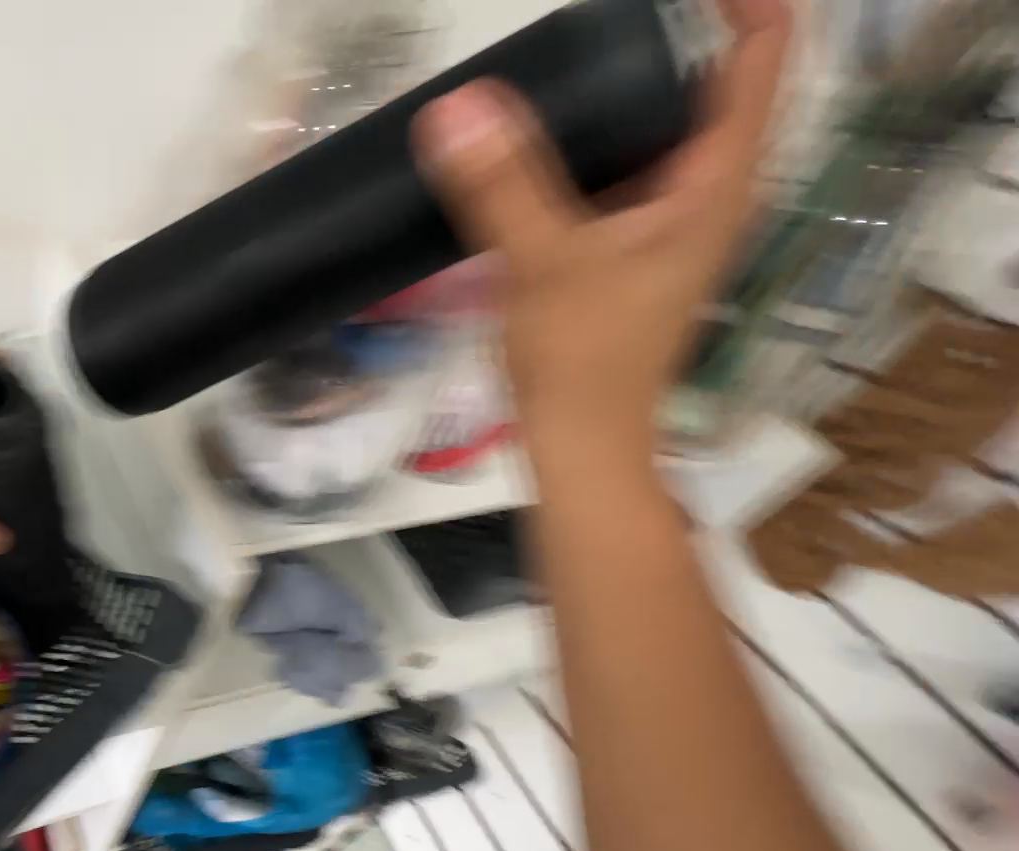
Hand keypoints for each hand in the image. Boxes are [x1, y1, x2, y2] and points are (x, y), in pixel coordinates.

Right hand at [412, 0, 792, 446]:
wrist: (578, 441)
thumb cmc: (581, 356)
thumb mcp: (541, 262)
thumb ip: (501, 185)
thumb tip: (456, 108)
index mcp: (717, 180)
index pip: (760, 52)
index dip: (730, 2)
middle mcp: (703, 194)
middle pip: (700, 87)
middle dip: (649, 49)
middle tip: (579, 38)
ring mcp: (662, 228)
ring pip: (649, 139)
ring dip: (609, 107)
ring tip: (544, 87)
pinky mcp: (621, 257)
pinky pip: (611, 183)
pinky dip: (580, 159)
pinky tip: (527, 163)